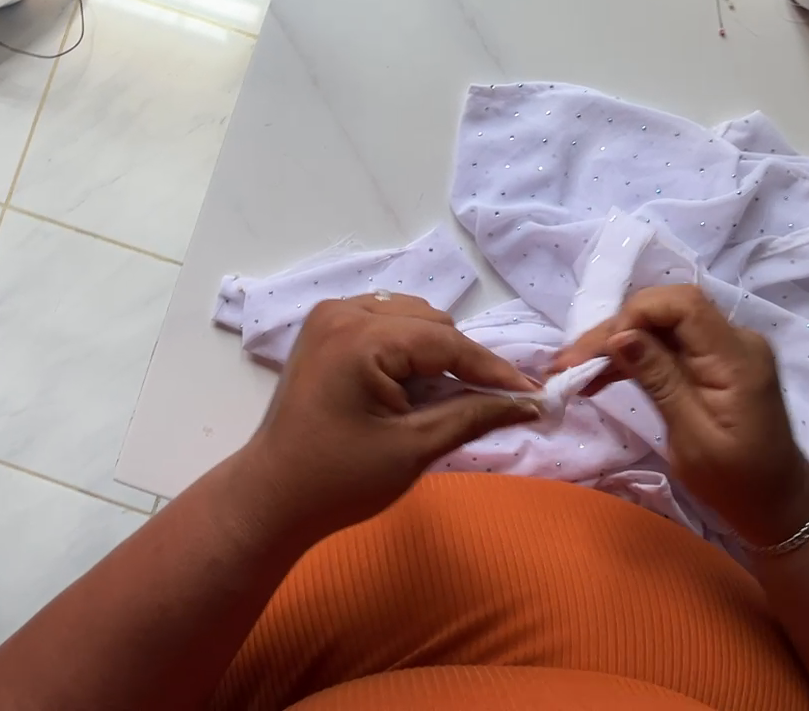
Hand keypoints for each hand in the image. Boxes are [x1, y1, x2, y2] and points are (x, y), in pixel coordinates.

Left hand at [236, 293, 541, 541]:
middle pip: (431, 322)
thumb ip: (473, 415)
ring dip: (436, 351)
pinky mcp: (325, 326)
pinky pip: (386, 320)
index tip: (535, 394)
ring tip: (447, 395)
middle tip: (489, 403)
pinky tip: (413, 380)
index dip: (494, 370)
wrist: (272, 496)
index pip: (446, 343)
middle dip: (463, 361)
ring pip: (411, 316)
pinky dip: (409, 345)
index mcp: (361, 338)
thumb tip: (529, 404)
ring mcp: (330, 315)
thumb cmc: (339, 481)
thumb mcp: (414, 449)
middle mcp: (343, 311)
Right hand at [552, 285, 808, 546]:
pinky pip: (663, 342)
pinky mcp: (708, 359)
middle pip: (664, 310)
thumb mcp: (693, 438)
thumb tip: (620, 336)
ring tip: (572, 370)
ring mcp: (721, 348)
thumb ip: (659, 380)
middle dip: (614, 329)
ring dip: (614, 342)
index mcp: (737, 359)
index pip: (685, 304)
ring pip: (657, 324)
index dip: (638, 313)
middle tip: (569, 362)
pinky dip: (629, 354)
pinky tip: (597, 374)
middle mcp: (733, 341)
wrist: (775, 503)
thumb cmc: (737, 482)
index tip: (605, 349)